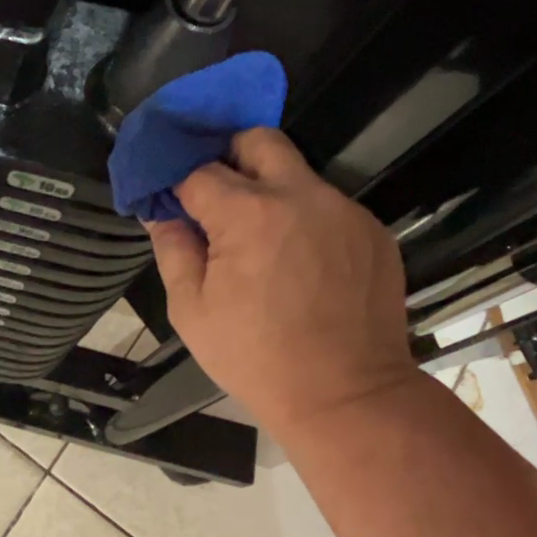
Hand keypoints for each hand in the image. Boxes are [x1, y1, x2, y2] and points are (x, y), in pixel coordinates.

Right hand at [145, 128, 416, 426]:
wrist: (347, 396)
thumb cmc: (255, 356)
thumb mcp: (191, 309)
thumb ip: (172, 249)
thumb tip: (162, 215)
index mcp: (247, 213)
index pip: (197, 169)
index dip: (176, 183)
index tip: (169, 201)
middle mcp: (300, 195)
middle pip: (257, 140)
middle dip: (228, 157)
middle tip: (215, 198)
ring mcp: (344, 210)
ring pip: (296, 174)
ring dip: (270, 192)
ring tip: (261, 244)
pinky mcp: (373, 231)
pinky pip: (328, 207)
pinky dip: (305, 221)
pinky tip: (300, 265)